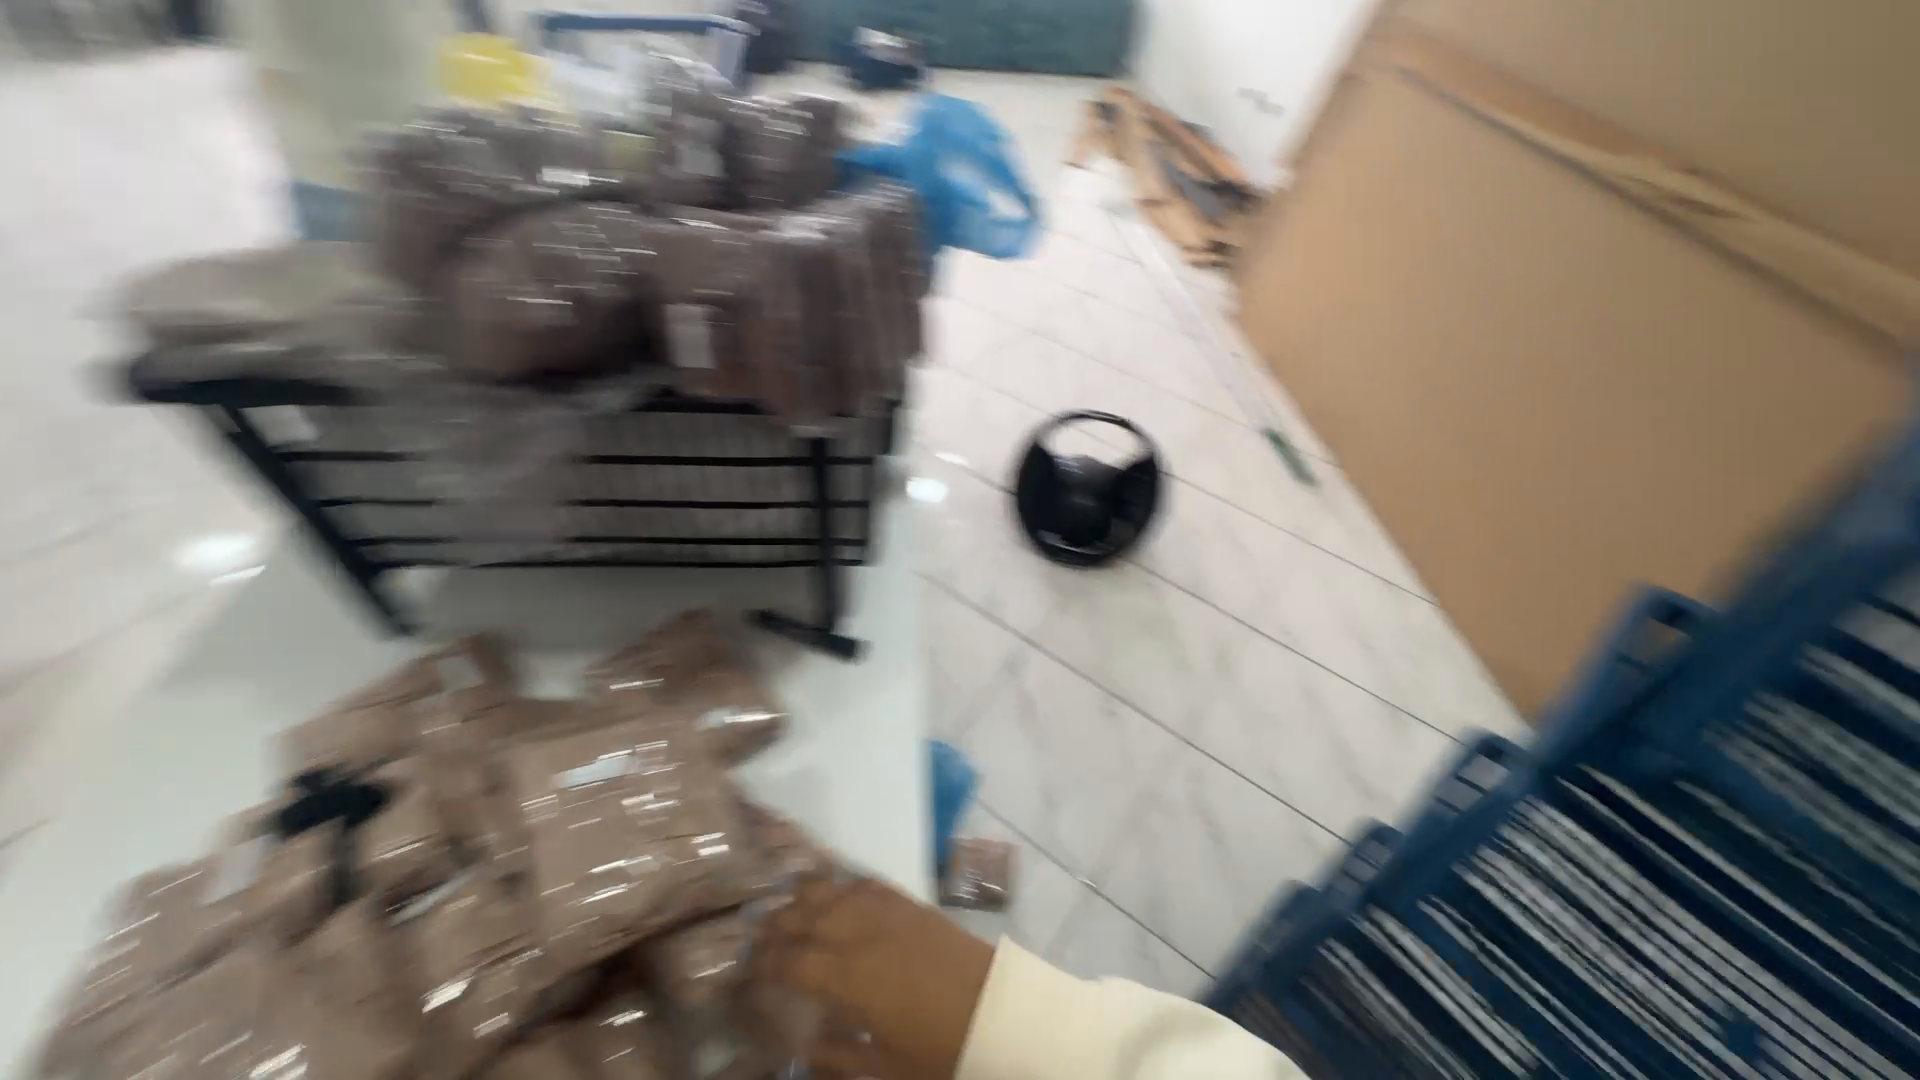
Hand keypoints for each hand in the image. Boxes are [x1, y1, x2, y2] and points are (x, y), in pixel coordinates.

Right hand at [754, 875, 994, 1079]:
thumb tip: (805, 1051)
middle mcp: (862, 935)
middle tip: (757, 930)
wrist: (999, 1010)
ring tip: (786, 898)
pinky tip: (837, 884)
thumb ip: (841, 1057)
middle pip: (808, 918)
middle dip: (778, 922)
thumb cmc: (942, 1047)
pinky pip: (869, 883)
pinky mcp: (912, 904)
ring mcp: (888, 913)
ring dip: (806, 894)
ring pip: (835, 892)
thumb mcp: (887, 1068)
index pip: (794, 962)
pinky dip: (846, 881)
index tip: (747, 965)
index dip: (766, 962)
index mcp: (850, 978)